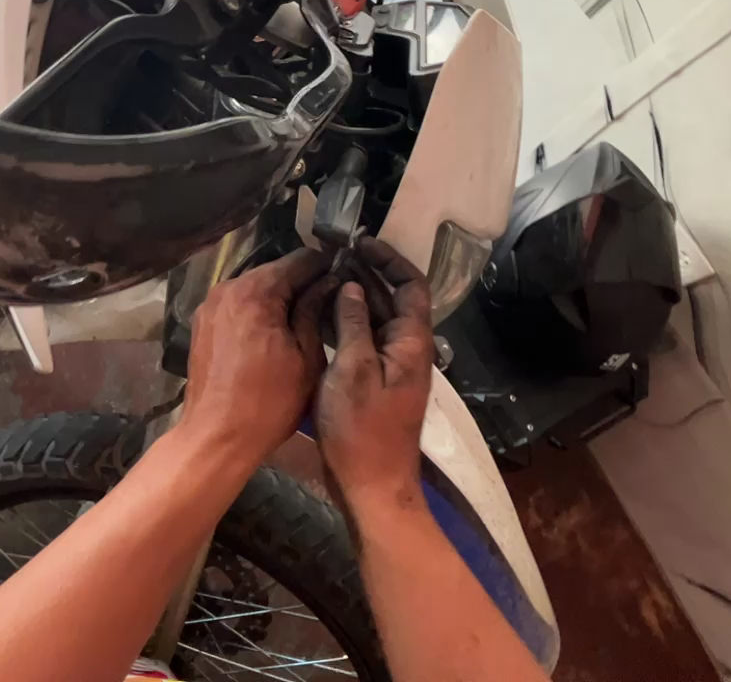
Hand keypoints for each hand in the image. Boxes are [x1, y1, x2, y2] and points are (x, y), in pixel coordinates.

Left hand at [182, 248, 334, 467]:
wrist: (216, 436)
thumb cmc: (268, 403)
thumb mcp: (306, 357)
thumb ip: (314, 311)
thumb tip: (327, 282)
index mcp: (255, 291)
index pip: (299, 260)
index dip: (326, 266)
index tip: (345, 275)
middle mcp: (228, 288)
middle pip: (274, 272)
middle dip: (301, 282)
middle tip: (329, 300)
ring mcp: (211, 304)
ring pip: (255, 288)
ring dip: (279, 297)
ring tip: (304, 318)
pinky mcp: (203, 322)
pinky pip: (238, 304)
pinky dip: (258, 311)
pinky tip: (274, 332)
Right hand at [315, 237, 433, 514]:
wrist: (372, 487)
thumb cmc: (363, 429)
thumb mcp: (353, 370)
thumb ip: (354, 324)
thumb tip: (353, 286)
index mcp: (411, 342)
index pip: (411, 285)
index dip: (389, 259)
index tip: (359, 243)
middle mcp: (406, 348)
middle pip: (393, 297)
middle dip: (366, 272)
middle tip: (332, 254)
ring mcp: (390, 365)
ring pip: (375, 317)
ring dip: (353, 294)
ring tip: (321, 274)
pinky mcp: (373, 380)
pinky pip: (362, 338)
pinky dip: (344, 320)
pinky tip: (318, 311)